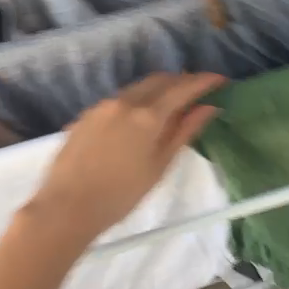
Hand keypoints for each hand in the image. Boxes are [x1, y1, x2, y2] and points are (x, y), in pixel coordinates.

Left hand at [30, 73, 224, 235]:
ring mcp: (102, 106)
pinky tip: (141, 118)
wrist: (67, 208)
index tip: (221, 80)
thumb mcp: (160, 165)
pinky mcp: (86, 115)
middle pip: (159, 80)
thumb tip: (208, 108)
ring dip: (159, 89)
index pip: (182, 88)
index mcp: (147, 115)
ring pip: (138, 88)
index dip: (204, 81)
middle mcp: (124, 102)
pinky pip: (119, 99)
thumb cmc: (121, 194)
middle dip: (182, 80)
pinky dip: (138, 100)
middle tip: (199, 90)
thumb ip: (184, 132)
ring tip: (173, 103)